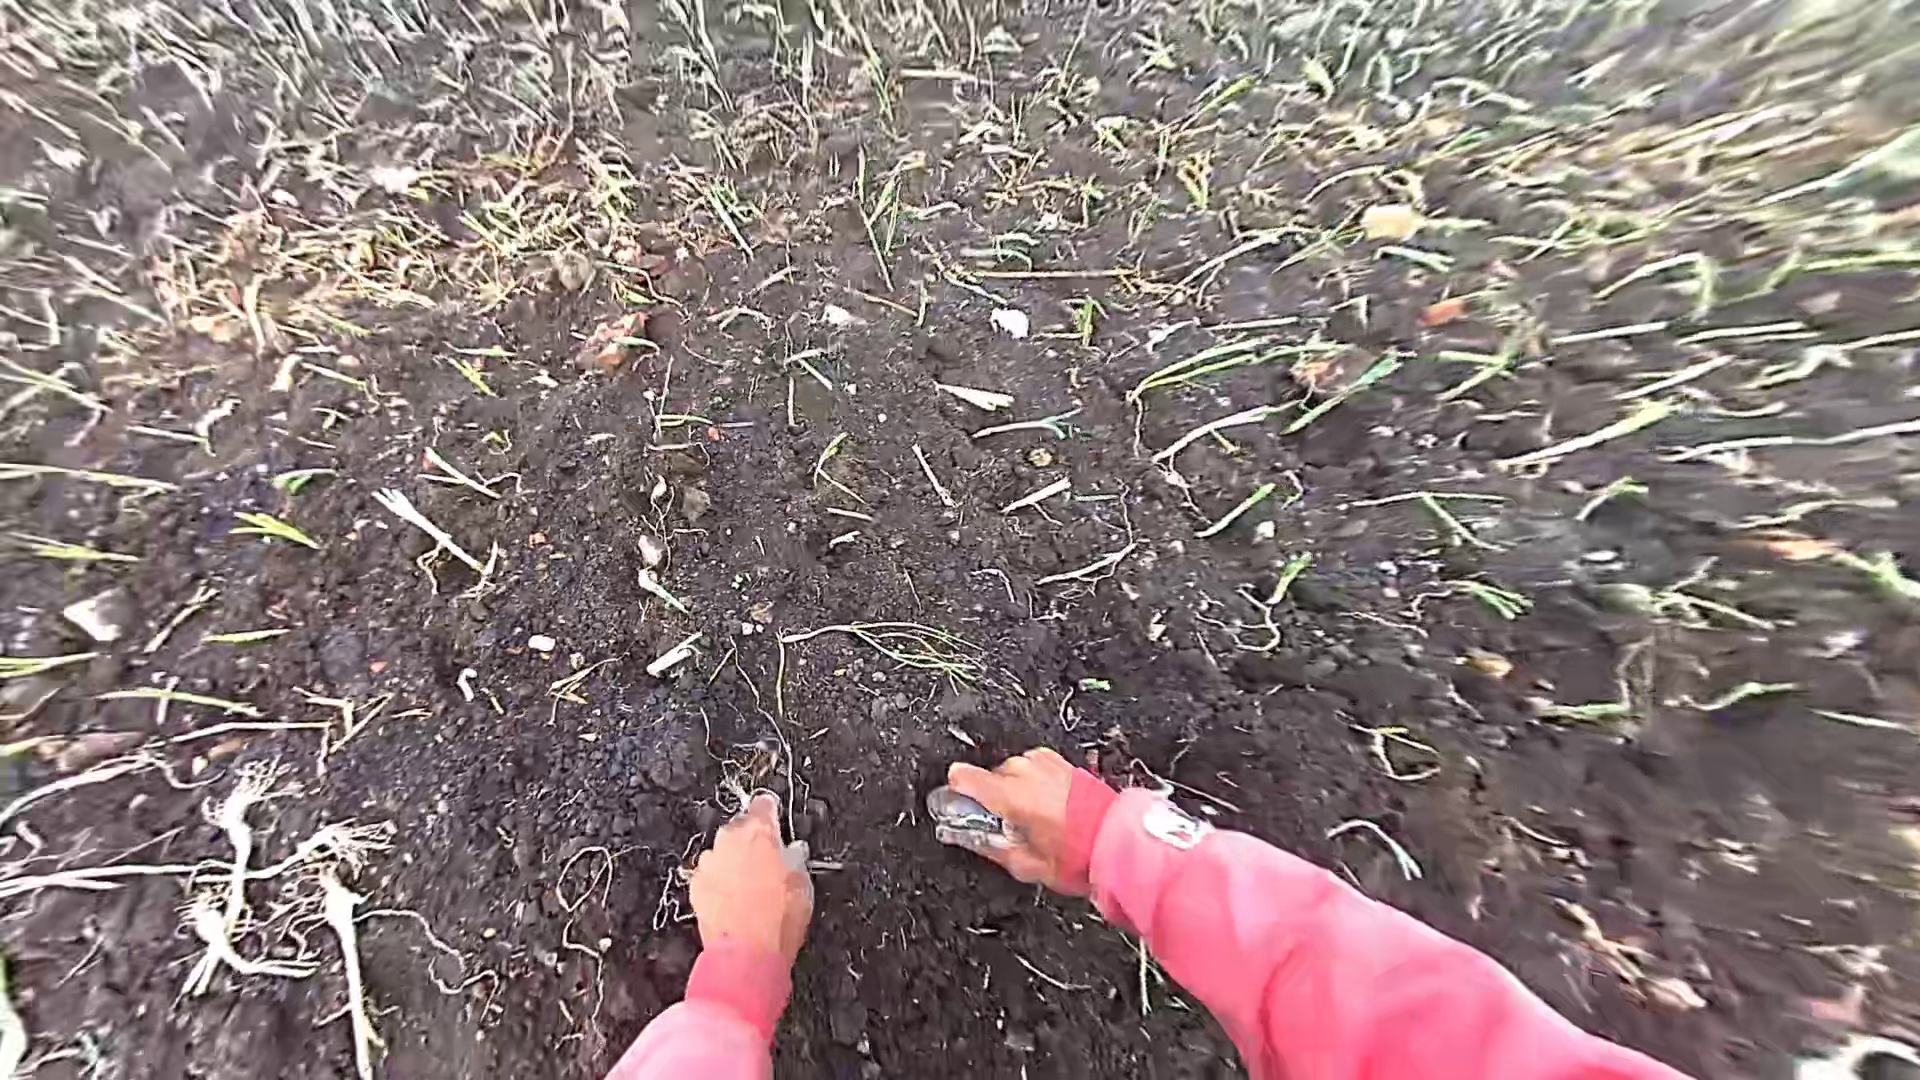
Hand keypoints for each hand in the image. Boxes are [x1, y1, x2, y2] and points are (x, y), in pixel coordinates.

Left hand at [690, 793, 812, 962]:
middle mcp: (731, 838)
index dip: (771, 813)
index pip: (764, 803)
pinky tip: (733, 899)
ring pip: (724, 850)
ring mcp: (710, 862)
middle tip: (767, 863)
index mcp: (760, 829)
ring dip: (734, 860)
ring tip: (749, 885)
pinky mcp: (695, 886)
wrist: (746, 957)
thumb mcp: (802, 880)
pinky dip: (719, 880)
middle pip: (741, 827)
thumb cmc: (779, 917)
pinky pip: (710, 873)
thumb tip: (792, 851)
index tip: (775, 822)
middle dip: (751, 840)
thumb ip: (794, 856)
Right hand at [942, 747, 1082, 894]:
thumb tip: (968, 837)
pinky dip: (1031, 781)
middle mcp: (1024, 771)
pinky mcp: (1056, 760)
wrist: (1117, 838)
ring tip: (1033, 816)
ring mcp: (1042, 762)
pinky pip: (1031, 766)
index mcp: (1011, 795)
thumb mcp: (1027, 865)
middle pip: (989, 777)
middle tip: (1009, 824)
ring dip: (1014, 788)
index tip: (956, 801)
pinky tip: (1046, 803)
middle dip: (993, 798)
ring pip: (1010, 770)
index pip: (964, 776)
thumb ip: (990, 846)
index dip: (956, 789)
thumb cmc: (1078, 854)